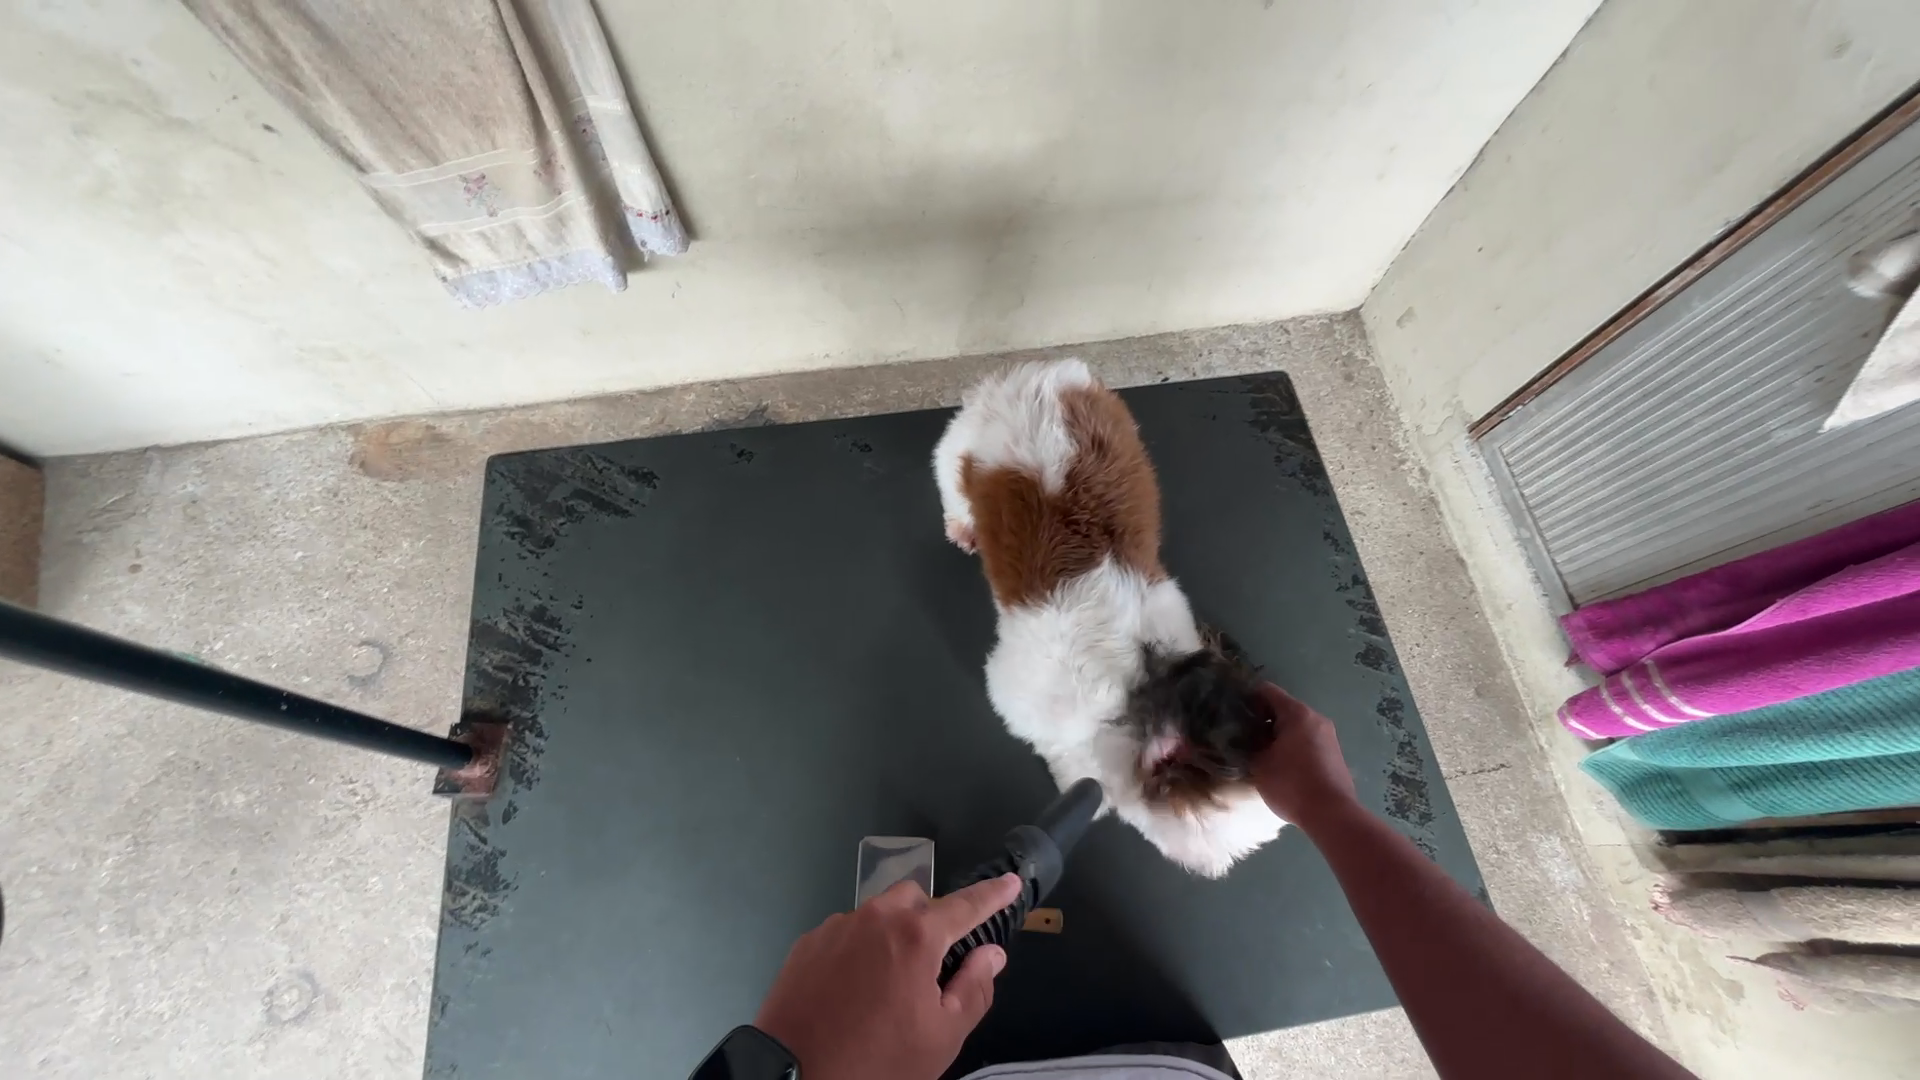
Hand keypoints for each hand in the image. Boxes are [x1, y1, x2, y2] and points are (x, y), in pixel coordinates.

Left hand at [754, 873, 1021, 1079]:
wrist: (791, 1077)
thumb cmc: (877, 1062)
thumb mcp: (940, 1038)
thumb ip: (973, 989)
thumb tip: (991, 954)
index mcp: (916, 936)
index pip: (966, 905)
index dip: (993, 894)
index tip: (1013, 881)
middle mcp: (877, 916)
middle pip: (915, 899)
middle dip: (930, 920)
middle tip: (930, 965)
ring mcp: (839, 925)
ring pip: (877, 913)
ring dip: (892, 934)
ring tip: (886, 985)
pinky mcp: (809, 941)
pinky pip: (846, 932)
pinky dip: (858, 950)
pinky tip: (851, 990)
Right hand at [1250, 682, 1359, 829]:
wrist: (1332, 815)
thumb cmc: (1291, 783)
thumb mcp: (1259, 763)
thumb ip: (1247, 743)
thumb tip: (1241, 736)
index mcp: (1297, 714)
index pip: (1266, 691)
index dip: (1245, 699)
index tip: (1231, 713)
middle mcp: (1316, 719)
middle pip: (1281, 708)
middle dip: (1259, 719)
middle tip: (1240, 735)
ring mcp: (1327, 737)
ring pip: (1294, 726)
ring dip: (1275, 734)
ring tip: (1257, 751)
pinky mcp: (1333, 754)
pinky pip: (1305, 740)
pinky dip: (1289, 745)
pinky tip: (1277, 764)